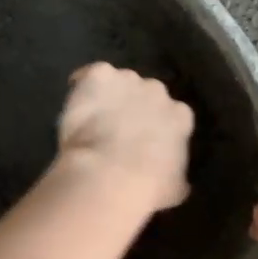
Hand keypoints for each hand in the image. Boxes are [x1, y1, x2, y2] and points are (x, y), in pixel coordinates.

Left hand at [55, 63, 193, 211]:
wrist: (109, 171)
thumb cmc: (147, 185)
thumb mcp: (176, 185)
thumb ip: (176, 169)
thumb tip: (173, 173)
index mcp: (180, 116)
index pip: (173, 111)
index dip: (157, 121)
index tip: (145, 133)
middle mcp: (156, 91)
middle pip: (146, 91)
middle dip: (134, 102)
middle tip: (118, 121)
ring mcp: (126, 78)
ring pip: (117, 80)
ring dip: (109, 91)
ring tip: (94, 110)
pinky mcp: (98, 74)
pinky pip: (90, 73)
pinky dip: (83, 81)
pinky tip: (77, 96)